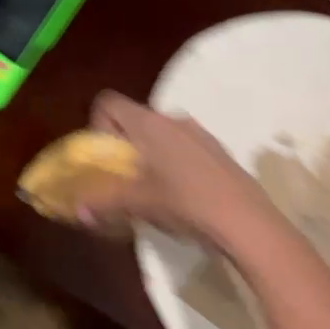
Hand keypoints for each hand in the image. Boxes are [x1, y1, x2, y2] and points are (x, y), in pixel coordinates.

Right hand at [78, 90, 279, 246]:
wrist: (251, 226)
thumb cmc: (185, 203)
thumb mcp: (136, 204)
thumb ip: (102, 203)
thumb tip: (78, 210)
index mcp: (147, 123)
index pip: (108, 102)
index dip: (98, 124)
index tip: (106, 155)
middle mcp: (173, 120)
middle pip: (135, 119)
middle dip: (125, 145)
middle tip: (126, 176)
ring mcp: (202, 135)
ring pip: (162, 134)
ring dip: (151, 154)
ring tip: (155, 188)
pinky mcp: (222, 153)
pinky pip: (186, 148)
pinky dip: (177, 164)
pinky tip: (185, 196)